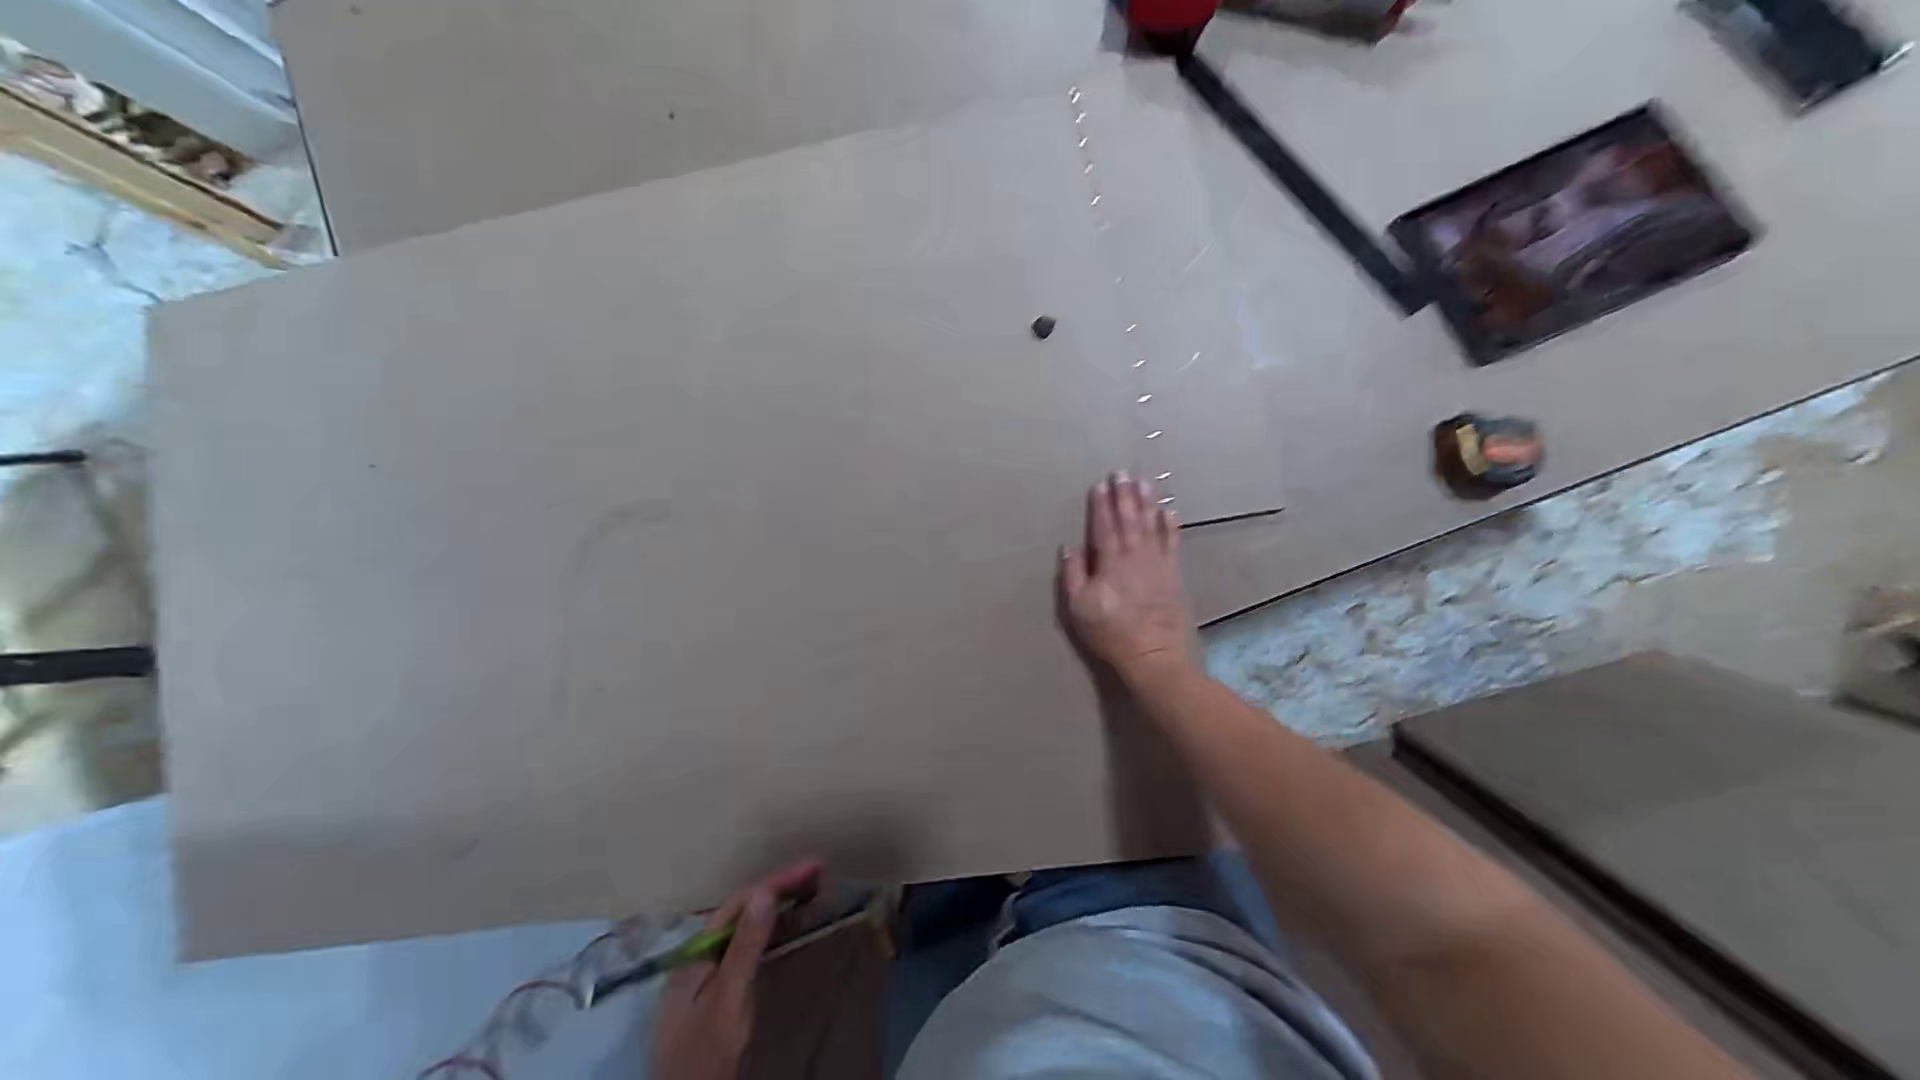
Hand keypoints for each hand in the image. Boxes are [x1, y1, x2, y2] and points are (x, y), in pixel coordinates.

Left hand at [652, 861, 822, 1079]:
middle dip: (780, 887)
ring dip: (777, 904)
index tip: (814, 867)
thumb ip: (745, 946)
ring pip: (746, 925)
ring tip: (810, 888)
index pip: (741, 902)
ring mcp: (709, 974)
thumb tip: (765, 894)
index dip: (778, 881)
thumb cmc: (704, 1056)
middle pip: (743, 909)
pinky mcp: (720, 991)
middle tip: (818, 872)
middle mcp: (701, 955)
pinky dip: (772, 929)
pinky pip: (748, 945)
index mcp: (697, 951)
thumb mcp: (728, 999)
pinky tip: (788, 924)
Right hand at [1059, 472, 1197, 681]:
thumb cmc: (1110, 632)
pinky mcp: (1173, 574)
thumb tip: (1071, 548)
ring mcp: (1157, 564)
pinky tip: (1168, 512)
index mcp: (1110, 563)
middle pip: (1129, 520)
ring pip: (1151, 525)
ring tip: (1144, 482)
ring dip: (1147, 502)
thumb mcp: (1079, 608)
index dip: (1101, 505)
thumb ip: (1074, 576)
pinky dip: (1170, 526)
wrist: (1153, 654)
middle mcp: (1135, 557)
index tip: (1100, 485)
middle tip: (1122, 473)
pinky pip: (1172, 543)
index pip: (1104, 527)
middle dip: (1124, 495)